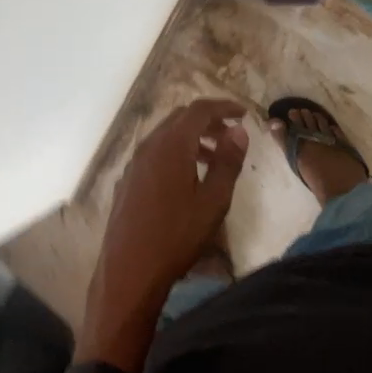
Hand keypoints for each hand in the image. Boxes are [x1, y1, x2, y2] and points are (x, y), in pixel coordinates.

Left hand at [75, 98, 248, 372]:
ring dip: (192, 138)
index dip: (223, 106)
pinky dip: (175, 151)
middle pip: (180, 118)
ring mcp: (135, 160)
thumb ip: (227, 162)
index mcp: (171, 144)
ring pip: (166, 135)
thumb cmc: (177, 234)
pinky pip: (155, 151)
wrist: (130, 266)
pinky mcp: (128, 177)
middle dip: (208, 121)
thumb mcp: (213, 201)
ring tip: (215, 158)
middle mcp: (149, 144)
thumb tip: (238, 131)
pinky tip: (188, 177)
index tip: (243, 112)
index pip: (199, 110)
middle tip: (232, 135)